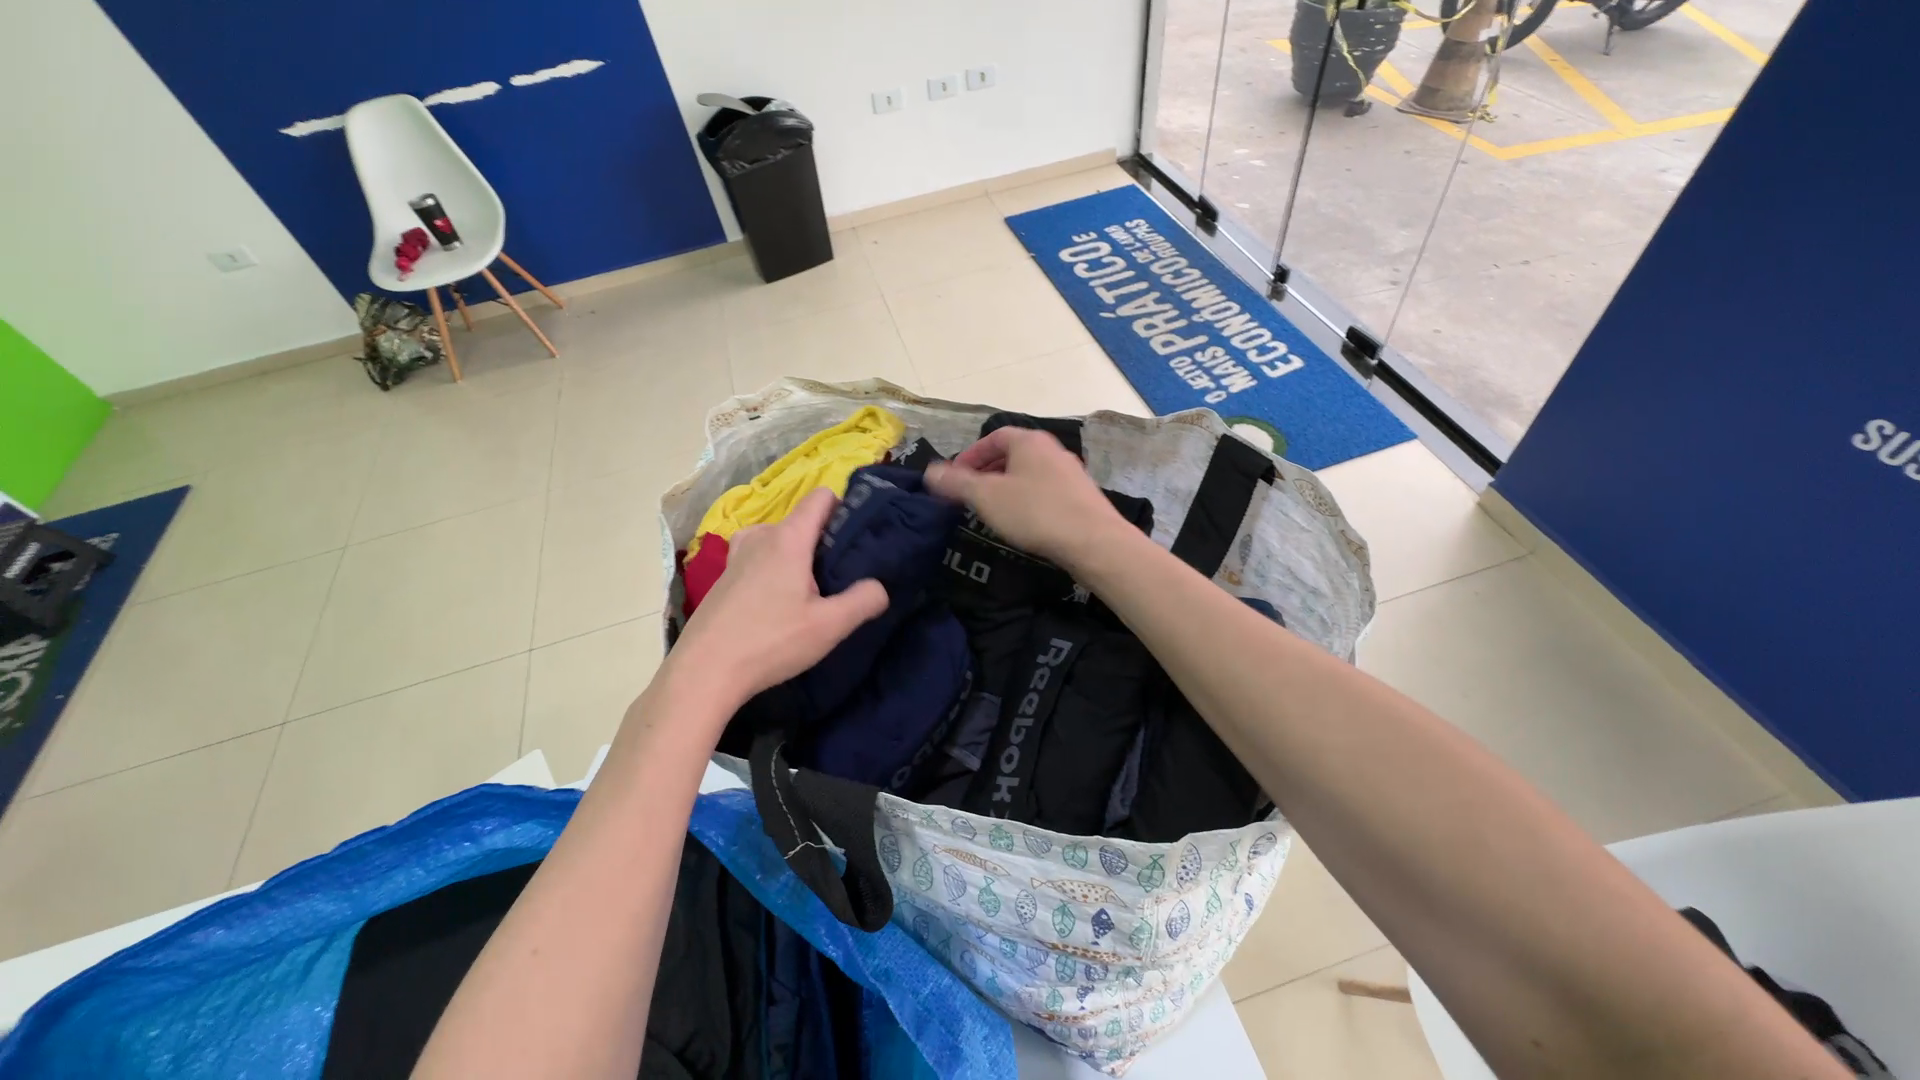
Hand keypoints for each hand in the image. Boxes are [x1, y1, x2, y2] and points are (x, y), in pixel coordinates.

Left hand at [668, 488, 888, 708]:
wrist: (704, 670)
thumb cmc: (771, 642)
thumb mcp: (829, 627)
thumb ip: (862, 601)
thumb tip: (879, 587)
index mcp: (788, 538)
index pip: (820, 497)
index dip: (844, 507)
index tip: (860, 536)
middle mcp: (760, 537)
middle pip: (801, 522)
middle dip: (823, 541)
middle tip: (839, 576)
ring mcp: (736, 556)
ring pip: (778, 541)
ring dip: (797, 557)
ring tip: (809, 592)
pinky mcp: (723, 578)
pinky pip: (759, 559)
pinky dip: (774, 570)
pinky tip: (778, 607)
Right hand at [925, 426, 1130, 570]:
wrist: (1094, 542)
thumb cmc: (1036, 512)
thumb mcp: (986, 497)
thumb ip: (956, 483)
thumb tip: (930, 472)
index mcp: (1029, 441)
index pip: (994, 436)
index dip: (971, 455)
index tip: (956, 477)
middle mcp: (1052, 450)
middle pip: (1012, 455)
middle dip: (987, 472)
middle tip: (969, 495)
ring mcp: (1070, 474)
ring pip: (1029, 474)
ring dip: (1007, 488)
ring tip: (992, 511)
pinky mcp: (1081, 498)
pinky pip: (1045, 492)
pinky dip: (1027, 501)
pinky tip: (1022, 524)